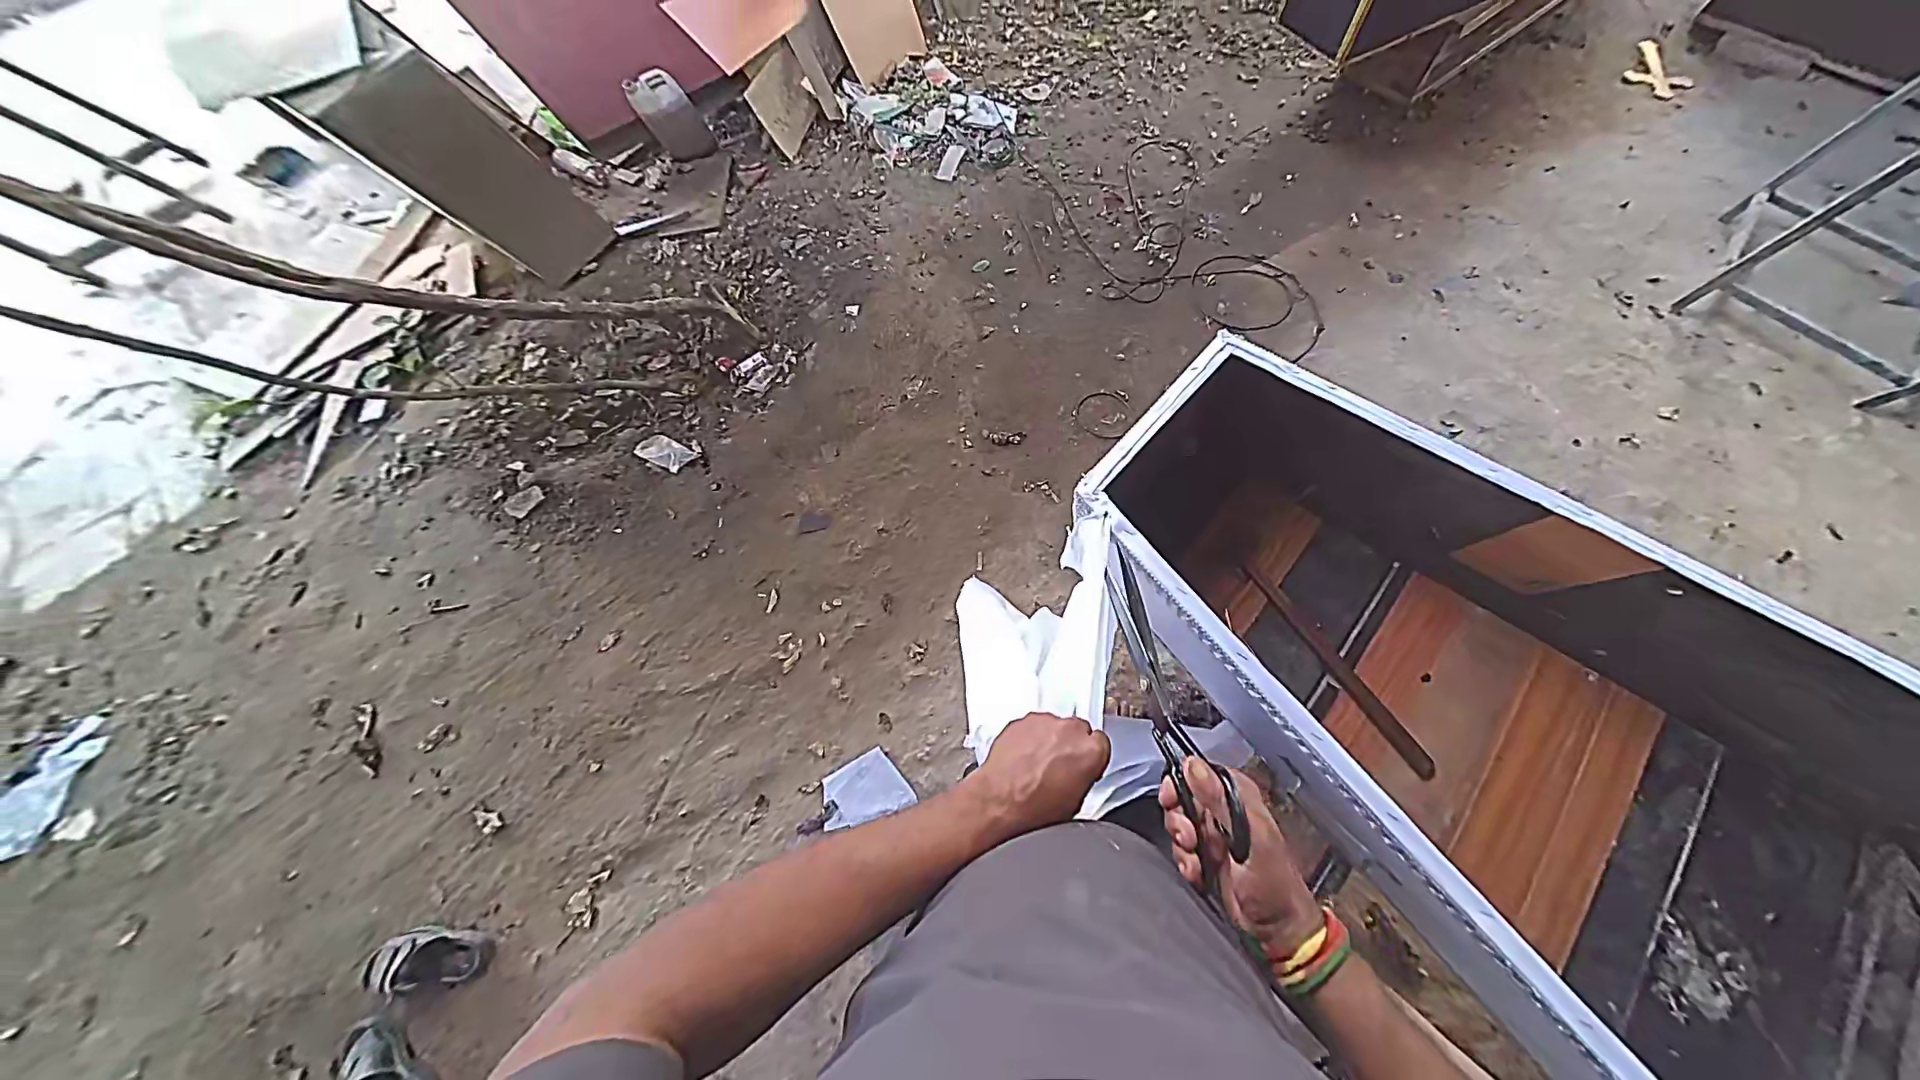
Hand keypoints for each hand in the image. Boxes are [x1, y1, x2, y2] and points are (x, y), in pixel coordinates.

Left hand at [960, 712, 1110, 838]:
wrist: (1000, 801)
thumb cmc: (1035, 807)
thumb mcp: (1076, 800)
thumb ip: (1085, 774)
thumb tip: (1080, 772)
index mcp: (1091, 750)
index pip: (1101, 742)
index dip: (1090, 755)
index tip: (1082, 763)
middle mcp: (1070, 730)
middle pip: (1078, 729)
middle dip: (1069, 744)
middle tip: (1058, 765)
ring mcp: (1045, 721)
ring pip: (1054, 725)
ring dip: (1048, 739)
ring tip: (1036, 763)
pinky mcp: (1023, 720)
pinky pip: (1032, 725)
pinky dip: (1029, 737)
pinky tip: (1022, 757)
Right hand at [1161, 760, 1322, 965]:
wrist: (1277, 930)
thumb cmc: (1274, 885)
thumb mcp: (1250, 836)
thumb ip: (1220, 799)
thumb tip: (1193, 765)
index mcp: (1239, 796)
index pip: (1199, 771)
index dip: (1181, 782)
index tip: (1172, 798)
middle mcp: (1225, 810)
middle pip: (1183, 796)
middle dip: (1178, 818)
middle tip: (1188, 837)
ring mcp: (1214, 833)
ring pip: (1179, 822)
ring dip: (1181, 844)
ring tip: (1195, 860)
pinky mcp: (1205, 855)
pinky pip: (1181, 848)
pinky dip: (1184, 861)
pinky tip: (1197, 872)